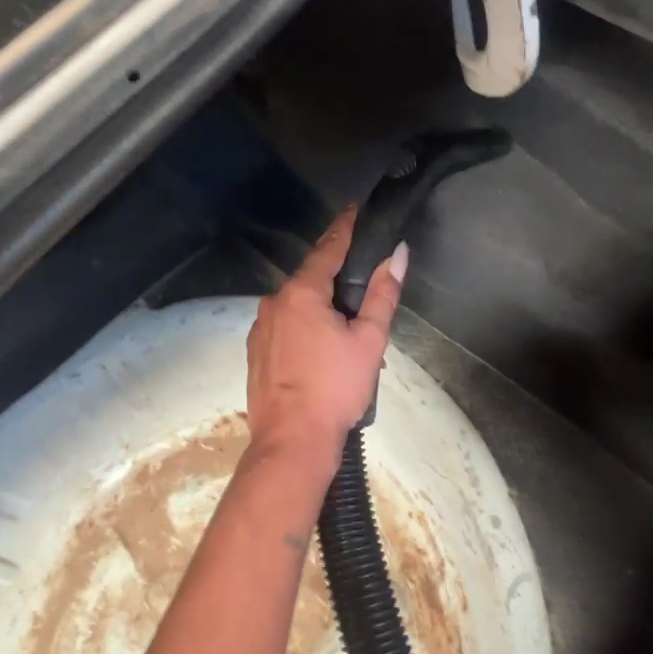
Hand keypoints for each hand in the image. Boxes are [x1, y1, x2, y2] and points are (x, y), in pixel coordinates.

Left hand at [245, 209, 407, 466]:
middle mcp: (274, 302)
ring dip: (322, 310)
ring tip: (350, 335)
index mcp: (301, 292)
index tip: (356, 210)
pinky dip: (306, 329)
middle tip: (367, 292)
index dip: (346, 228)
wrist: (292, 443)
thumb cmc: (335, 388)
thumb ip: (383, 294)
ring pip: (298, 306)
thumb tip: (397, 253)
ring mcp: (260, 328)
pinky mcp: (256, 352)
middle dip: (338, 281)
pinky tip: (323, 353)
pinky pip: (286, 327)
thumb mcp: (369, 340)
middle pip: (312, 278)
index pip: (328, 247)